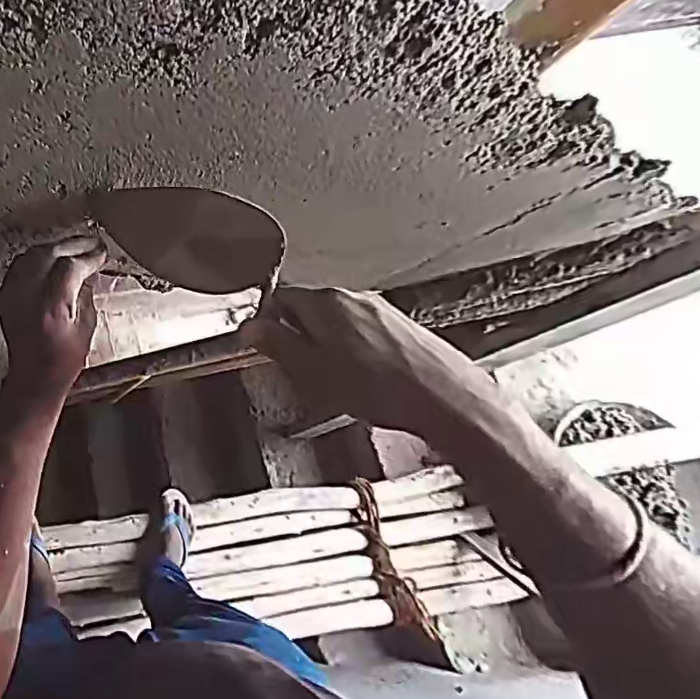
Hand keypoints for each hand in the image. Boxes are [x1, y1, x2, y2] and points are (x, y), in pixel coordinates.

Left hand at [0, 240, 108, 398]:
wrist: (33, 376)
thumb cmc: (61, 360)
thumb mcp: (86, 326)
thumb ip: (86, 293)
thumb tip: (88, 271)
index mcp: (51, 308)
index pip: (70, 266)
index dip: (88, 255)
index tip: (100, 252)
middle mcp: (27, 298)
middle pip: (48, 253)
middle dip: (72, 245)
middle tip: (89, 244)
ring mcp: (12, 296)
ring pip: (32, 255)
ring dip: (54, 248)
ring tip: (73, 249)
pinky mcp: (4, 297)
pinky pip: (20, 266)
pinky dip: (37, 258)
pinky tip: (50, 260)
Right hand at [241, 286, 506, 437]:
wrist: (447, 401)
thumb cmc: (382, 389)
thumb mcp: (309, 371)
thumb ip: (275, 344)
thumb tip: (252, 328)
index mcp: (325, 302)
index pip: (279, 297)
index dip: (267, 322)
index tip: (266, 344)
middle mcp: (354, 298)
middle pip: (308, 308)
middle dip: (297, 335)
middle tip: (298, 368)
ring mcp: (381, 311)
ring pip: (336, 322)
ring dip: (326, 345)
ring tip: (332, 380)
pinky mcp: (402, 328)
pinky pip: (362, 332)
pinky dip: (353, 352)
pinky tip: (361, 380)